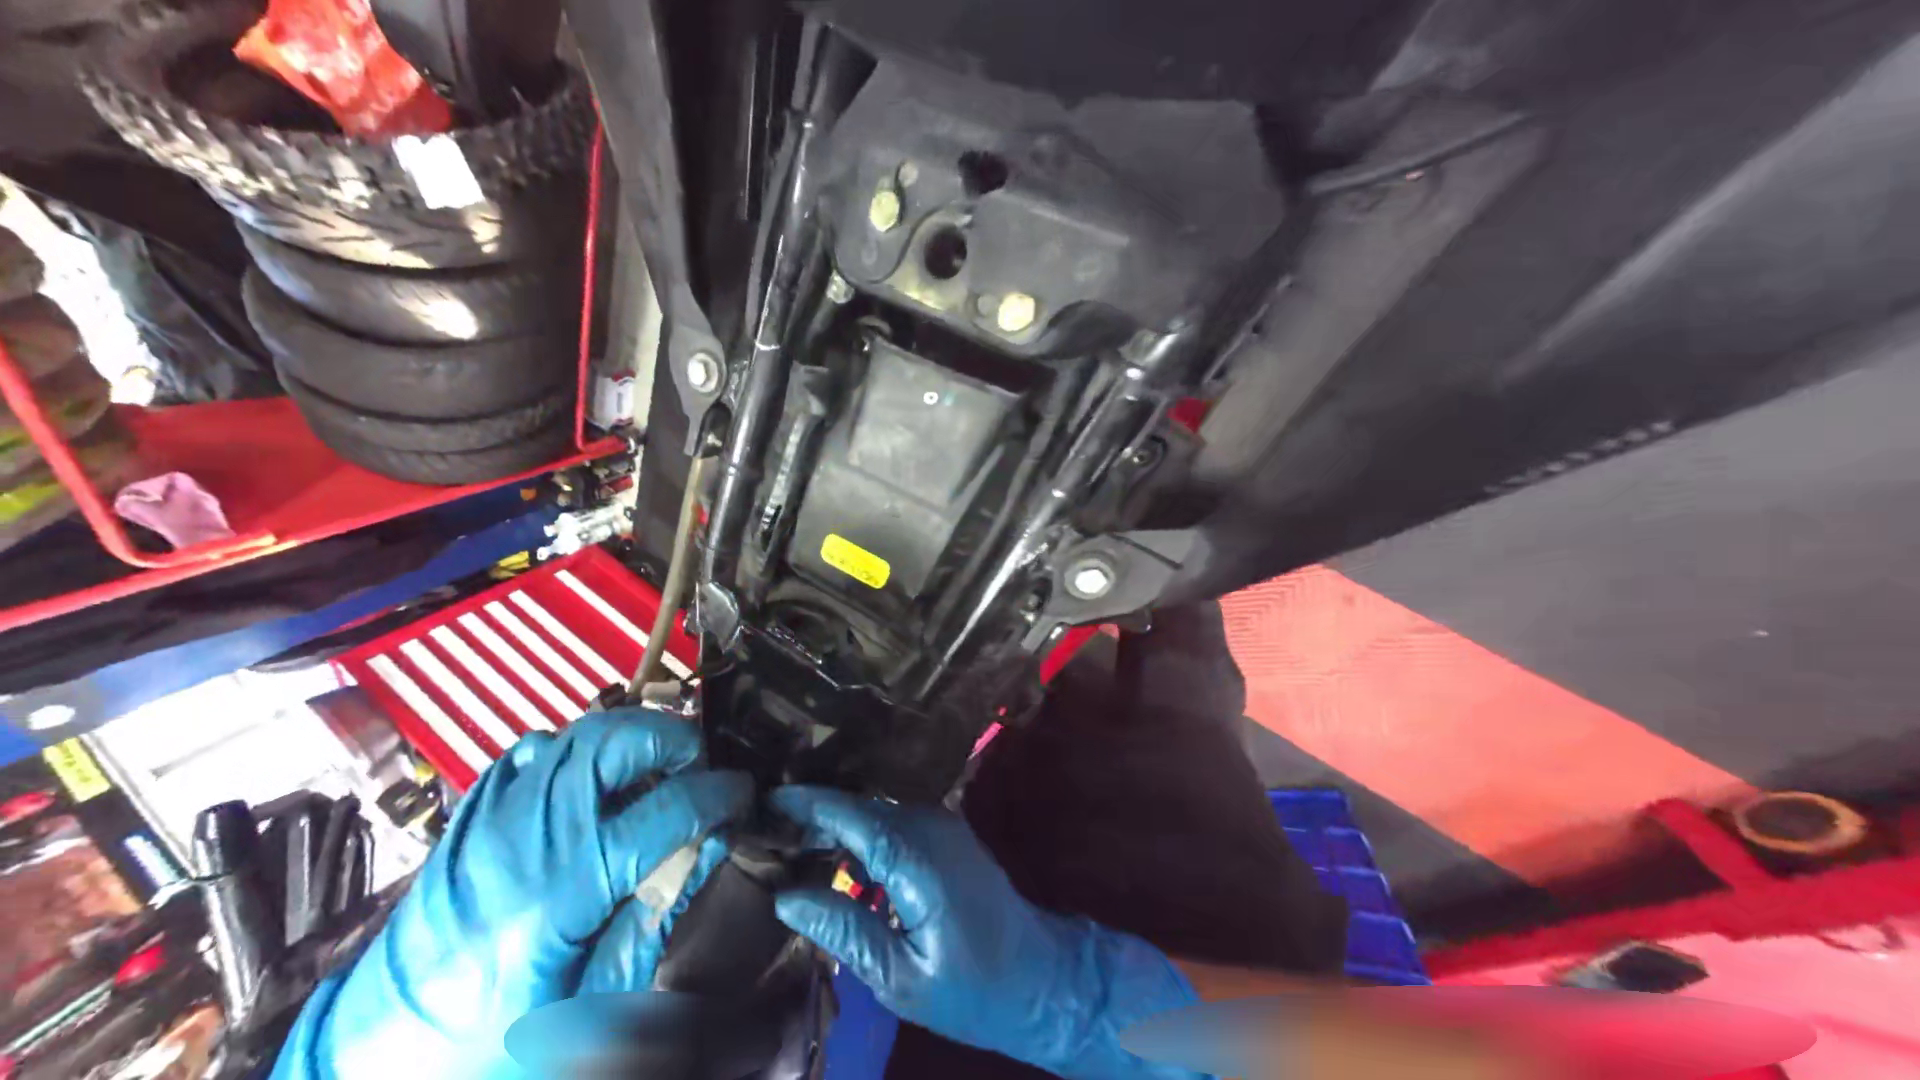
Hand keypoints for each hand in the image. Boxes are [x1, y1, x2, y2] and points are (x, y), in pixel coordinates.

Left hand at [272, 710, 752, 1079]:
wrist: (376, 1066)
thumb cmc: (494, 1052)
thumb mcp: (596, 1008)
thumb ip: (660, 912)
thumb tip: (714, 842)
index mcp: (558, 893)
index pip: (664, 809)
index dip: (718, 795)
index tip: (742, 796)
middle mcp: (522, 836)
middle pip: (614, 741)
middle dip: (674, 739)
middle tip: (703, 767)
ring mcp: (489, 817)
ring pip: (577, 733)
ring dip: (633, 738)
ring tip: (661, 769)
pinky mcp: (472, 815)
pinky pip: (536, 750)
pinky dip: (581, 749)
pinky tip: (599, 782)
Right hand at [769, 787, 1203, 1079]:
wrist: (1043, 978)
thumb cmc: (973, 989)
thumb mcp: (898, 976)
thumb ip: (843, 929)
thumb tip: (786, 895)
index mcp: (918, 858)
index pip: (852, 815)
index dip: (807, 804)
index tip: (766, 800)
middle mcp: (932, 826)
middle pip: (861, 807)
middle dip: (814, 816)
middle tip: (768, 835)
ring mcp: (944, 826)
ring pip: (877, 812)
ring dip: (838, 825)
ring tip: (792, 848)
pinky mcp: (948, 835)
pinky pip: (895, 822)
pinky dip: (862, 834)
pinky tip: (838, 860)